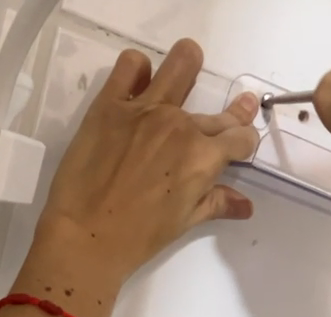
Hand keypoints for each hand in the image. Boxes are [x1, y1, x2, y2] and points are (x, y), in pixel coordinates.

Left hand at [25, 41, 260, 299]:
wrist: (85, 236)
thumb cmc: (137, 238)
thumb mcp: (182, 223)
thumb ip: (215, 204)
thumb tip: (246, 206)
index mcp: (203, 158)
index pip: (239, 137)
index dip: (244, 143)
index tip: (239, 147)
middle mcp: (180, 126)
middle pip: (216, 114)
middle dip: (229, 117)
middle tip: (227, 120)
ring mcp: (146, 110)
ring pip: (182, 64)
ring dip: (190, 67)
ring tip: (187, 77)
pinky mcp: (111, 103)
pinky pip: (131, 65)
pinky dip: (138, 70)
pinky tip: (138, 85)